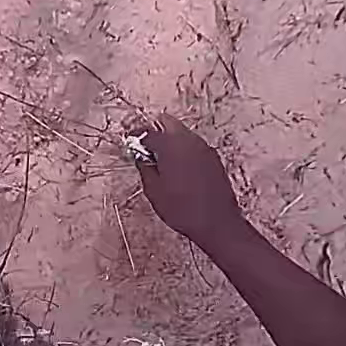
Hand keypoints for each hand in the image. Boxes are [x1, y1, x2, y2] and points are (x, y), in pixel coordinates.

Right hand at [129, 116, 244, 245]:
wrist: (216, 222)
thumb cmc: (182, 208)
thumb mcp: (154, 190)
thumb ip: (145, 167)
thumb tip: (140, 156)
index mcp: (171, 146)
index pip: (149, 132)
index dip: (136, 136)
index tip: (129, 141)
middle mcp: (189, 142)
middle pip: (168, 123)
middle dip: (154, 131)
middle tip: (143, 146)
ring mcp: (204, 149)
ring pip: (182, 133)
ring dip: (168, 140)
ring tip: (158, 159)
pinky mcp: (212, 158)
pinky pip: (192, 145)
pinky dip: (181, 149)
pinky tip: (175, 167)